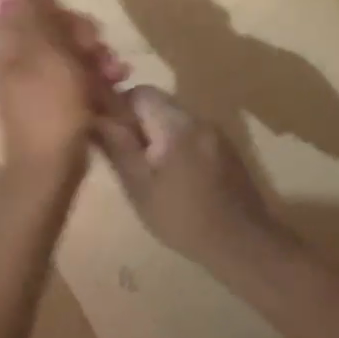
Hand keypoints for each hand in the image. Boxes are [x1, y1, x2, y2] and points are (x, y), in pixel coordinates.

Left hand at [0, 0, 128, 169]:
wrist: (49, 169)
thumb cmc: (50, 108)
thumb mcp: (45, 55)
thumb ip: (27, 17)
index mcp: (7, 42)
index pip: (27, 3)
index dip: (56, 8)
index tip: (74, 24)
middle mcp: (16, 57)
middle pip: (52, 26)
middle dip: (81, 34)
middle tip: (97, 49)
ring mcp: (34, 81)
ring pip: (68, 51)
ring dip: (94, 56)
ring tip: (114, 72)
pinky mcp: (52, 101)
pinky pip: (74, 76)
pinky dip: (93, 78)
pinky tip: (113, 85)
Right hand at [93, 86, 279, 265]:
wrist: (243, 245)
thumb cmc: (183, 219)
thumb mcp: (139, 187)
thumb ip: (117, 147)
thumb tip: (95, 117)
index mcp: (176, 125)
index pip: (139, 92)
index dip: (117, 107)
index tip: (107, 136)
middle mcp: (199, 119)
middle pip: (158, 104)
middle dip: (136, 123)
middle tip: (124, 158)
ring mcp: (217, 134)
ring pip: (174, 120)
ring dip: (155, 136)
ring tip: (146, 172)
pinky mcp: (227, 149)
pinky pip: (191, 135)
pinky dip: (175, 146)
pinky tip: (174, 178)